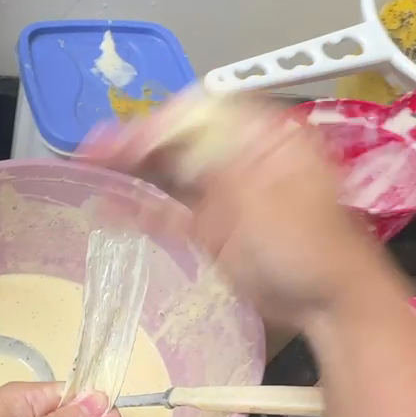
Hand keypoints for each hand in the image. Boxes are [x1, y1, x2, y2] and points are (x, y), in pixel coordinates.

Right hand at [79, 96, 400, 326]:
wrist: (327, 301)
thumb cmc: (307, 246)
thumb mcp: (263, 193)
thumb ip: (215, 161)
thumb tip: (171, 133)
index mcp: (262, 138)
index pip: (200, 114)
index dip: (157, 122)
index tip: (121, 137)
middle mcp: (240, 160)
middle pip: (179, 141)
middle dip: (135, 143)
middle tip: (90, 148)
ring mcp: (224, 196)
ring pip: (169, 175)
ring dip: (131, 171)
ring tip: (89, 166)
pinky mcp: (211, 231)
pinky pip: (169, 213)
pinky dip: (140, 209)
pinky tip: (109, 205)